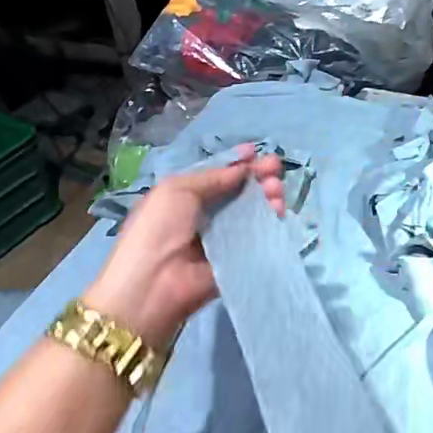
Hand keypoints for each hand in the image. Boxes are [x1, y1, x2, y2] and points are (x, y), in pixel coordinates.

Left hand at [84, 145, 284, 342]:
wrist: (154, 282)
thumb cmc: (158, 226)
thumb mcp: (177, 189)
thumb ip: (212, 177)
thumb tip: (242, 168)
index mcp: (185, 194)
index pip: (217, 174)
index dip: (237, 162)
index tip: (257, 151)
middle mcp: (204, 214)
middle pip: (237, 191)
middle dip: (257, 176)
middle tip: (275, 168)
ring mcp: (222, 238)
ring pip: (250, 212)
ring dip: (266, 196)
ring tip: (276, 189)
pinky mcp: (236, 260)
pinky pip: (256, 238)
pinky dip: (269, 222)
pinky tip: (278, 210)